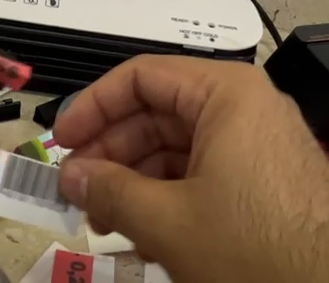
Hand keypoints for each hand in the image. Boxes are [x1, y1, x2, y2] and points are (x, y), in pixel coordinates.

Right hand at [53, 56, 328, 282]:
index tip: (61, 141)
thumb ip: (112, 190)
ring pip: (179, 145)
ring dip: (137, 179)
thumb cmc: (255, 252)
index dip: (95, 106)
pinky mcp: (267, 178)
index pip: (143, 76)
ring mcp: (259, 141)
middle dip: (113, 150)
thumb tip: (70, 174)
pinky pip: (205, 170)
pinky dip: (169, 195)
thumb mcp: (171, 222)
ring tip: (103, 219)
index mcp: (225, 91)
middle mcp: (245, 104)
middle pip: (159, 110)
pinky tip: (143, 230)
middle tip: (77, 189)